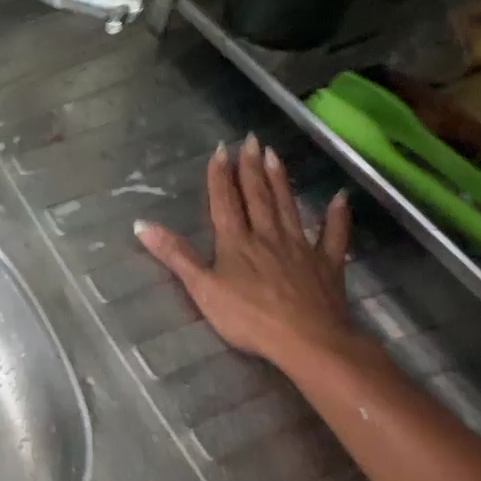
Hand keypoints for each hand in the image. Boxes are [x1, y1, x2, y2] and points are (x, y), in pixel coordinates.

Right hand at [136, 134, 365, 368]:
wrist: (308, 340)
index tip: (220, 149)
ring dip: (281, 181)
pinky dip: (337, 216)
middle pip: (258, 197)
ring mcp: (301, 248)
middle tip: (251, 140)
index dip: (220, 176)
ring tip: (276, 155)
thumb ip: (176, 255)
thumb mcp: (202, 288)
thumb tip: (141, 224)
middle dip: (251, 168)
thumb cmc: (248, 318)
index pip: (225, 202)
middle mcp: (268, 236)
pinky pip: (334, 236)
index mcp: (236, 242)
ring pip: (288, 207)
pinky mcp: (327, 265)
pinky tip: (340, 198)